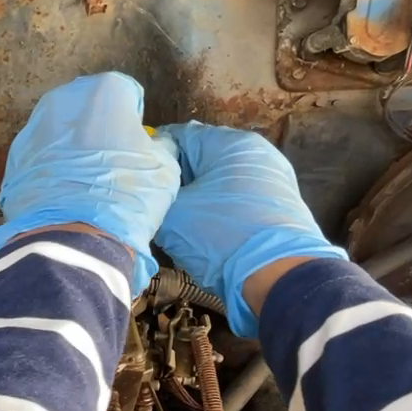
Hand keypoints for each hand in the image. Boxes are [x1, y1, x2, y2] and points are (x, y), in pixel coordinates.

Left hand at [0, 73, 179, 290]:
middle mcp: (61, 101)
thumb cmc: (127, 194)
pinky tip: (61, 194)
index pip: (125, 94)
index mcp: (103, 91)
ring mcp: (31, 130)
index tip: (134, 144)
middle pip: (86, 109)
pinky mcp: (12, 160)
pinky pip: (38, 158)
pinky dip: (49, 170)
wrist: (72, 236)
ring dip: (70, 148)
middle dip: (97, 128)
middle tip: (109, 162)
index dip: (133, 119)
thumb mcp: (164, 166)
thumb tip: (151, 143)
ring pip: (58, 133)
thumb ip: (157, 143)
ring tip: (82, 182)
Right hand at [155, 121, 345, 336]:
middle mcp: (255, 153)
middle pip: (198, 157)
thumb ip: (153, 193)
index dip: (151, 155)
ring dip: (190, 197)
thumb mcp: (173, 213)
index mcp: (230, 143)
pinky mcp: (276, 204)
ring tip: (168, 219)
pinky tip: (197, 230)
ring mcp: (270, 179)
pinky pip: (231, 198)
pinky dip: (211, 209)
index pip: (178, 135)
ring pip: (214, 180)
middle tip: (148, 202)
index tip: (132, 177)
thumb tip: (145, 189)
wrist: (279, 276)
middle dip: (172, 179)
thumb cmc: (220, 234)